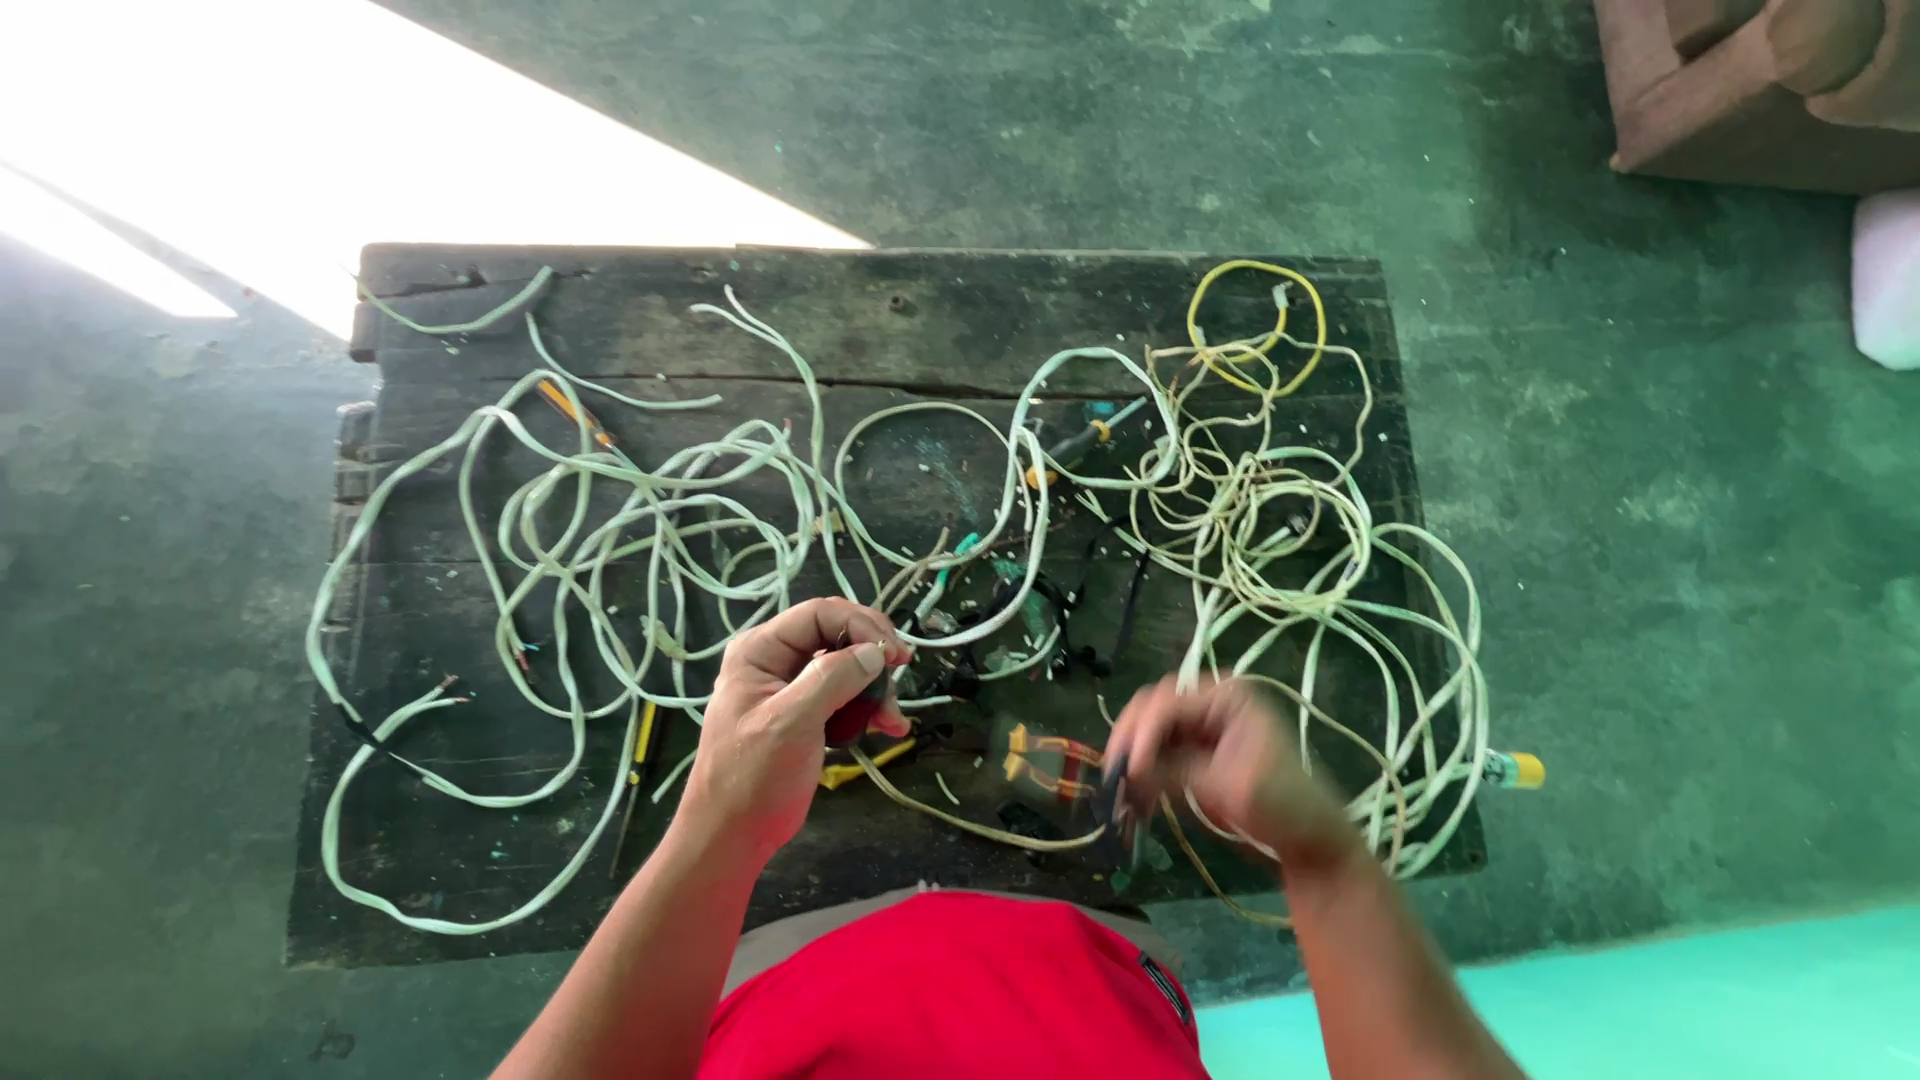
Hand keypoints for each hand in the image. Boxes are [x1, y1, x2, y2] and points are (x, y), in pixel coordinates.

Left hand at [680, 598, 911, 863]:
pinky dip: (868, 708)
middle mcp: (775, 659)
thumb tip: (876, 652)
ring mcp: (791, 686)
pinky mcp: (807, 713)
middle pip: (837, 636)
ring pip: (847, 666)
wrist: (733, 836)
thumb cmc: (751, 778)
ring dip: (875, 688)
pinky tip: (889, 728)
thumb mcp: (791, 723)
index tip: (895, 655)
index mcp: (759, 650)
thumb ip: (832, 679)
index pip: (819, 614)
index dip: (862, 626)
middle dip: (872, 657)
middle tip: (901, 675)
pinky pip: (845, 695)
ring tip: (891, 720)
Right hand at [1104, 676, 1359, 873]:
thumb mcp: (1231, 788)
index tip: (1128, 770)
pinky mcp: (1192, 748)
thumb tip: (1129, 768)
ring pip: (1146, 727)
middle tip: (1113, 775)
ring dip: (1130, 756)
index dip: (1144, 733)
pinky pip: (1154, 750)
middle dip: (1130, 740)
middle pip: (1151, 707)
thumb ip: (1177, 770)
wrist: (1310, 840)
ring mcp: (1199, 723)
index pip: (1169, 702)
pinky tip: (1131, 795)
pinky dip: (1140, 770)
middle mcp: (1209, 699)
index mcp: (1228, 695)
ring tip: (1118, 788)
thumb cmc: (1285, 808)